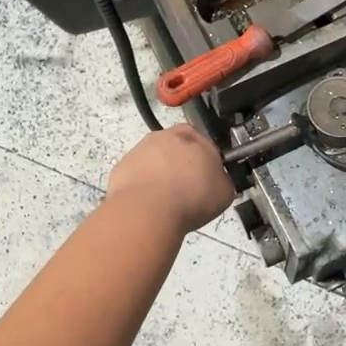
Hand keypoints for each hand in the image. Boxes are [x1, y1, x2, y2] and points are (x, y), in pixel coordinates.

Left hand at [106, 125, 232, 234]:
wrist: (148, 211)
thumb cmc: (192, 198)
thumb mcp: (225, 192)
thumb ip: (222, 180)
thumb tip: (217, 182)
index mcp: (192, 135)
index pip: (203, 143)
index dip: (206, 163)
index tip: (206, 182)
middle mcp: (163, 135)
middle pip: (176, 149)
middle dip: (181, 167)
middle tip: (187, 193)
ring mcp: (138, 150)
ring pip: (154, 162)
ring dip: (160, 177)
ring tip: (166, 203)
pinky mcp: (121, 167)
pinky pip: (137, 176)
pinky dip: (142, 188)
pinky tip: (148, 206)